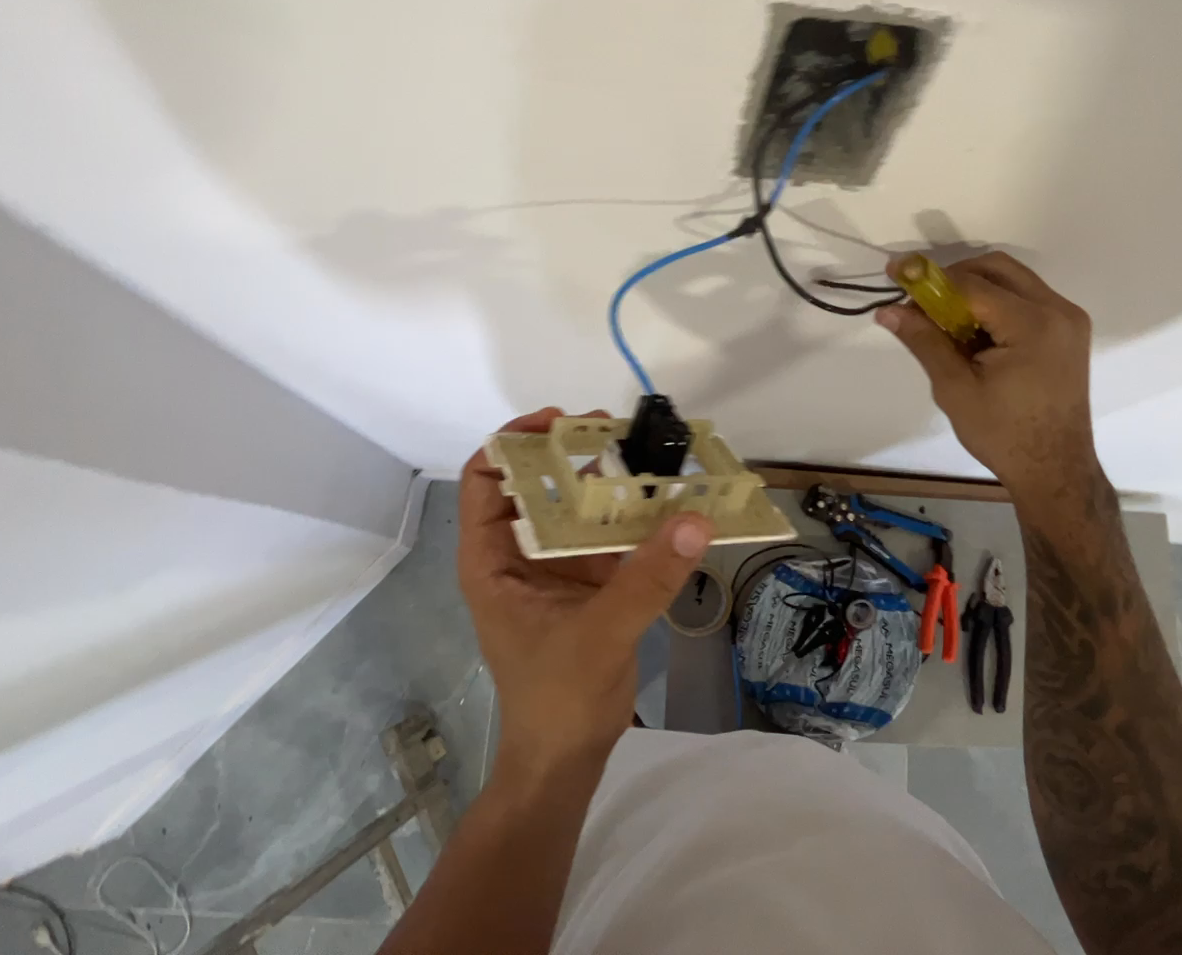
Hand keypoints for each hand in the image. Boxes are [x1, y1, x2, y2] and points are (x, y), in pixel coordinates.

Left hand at [459, 408, 714, 779]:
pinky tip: (664, 505)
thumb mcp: (600, 634)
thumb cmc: (558, 697)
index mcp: (492, 562)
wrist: (566, 758)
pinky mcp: (588, 588)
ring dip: (605, 484)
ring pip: (574, 511)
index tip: (559, 423)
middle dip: (569, 456)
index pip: (485, 481)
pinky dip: (631, 520)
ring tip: (644, 456)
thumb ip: (647, 577)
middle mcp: (519, 557)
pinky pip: (606, 540)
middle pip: (535, 487)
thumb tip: (696, 519)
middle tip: (613, 431)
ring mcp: (555, 572)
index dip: (514, 444)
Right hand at [877, 251, 1100, 505]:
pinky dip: (995, 305)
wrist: (1054, 469)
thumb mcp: (955, 388)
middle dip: (953, 278)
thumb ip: (924, 341)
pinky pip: (1026, 300)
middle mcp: (1058, 311)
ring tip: (945, 324)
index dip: (929, 279)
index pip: (971, 283)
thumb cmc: (1002, 434)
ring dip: (974, 291)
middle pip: (997, 269)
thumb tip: (888, 310)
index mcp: (1032, 324)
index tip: (895, 278)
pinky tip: (974, 335)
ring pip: (1013, 281)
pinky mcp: (1068, 332)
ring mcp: (1068, 320)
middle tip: (920, 302)